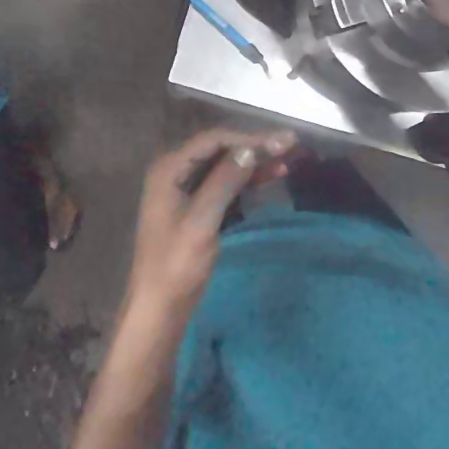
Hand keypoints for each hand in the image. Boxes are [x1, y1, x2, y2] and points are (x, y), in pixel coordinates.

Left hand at [123, 129, 295, 324]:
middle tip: (289, 146)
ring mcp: (183, 191)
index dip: (248, 139)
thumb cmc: (176, 264)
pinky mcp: (194, 209)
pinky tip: (268, 180)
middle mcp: (174, 173)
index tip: (281, 143)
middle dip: (254, 148)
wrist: (159, 309)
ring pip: (223, 168)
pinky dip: (245, 182)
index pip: (213, 141)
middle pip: (219, 151)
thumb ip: (225, 181)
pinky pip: (222, 186)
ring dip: (253, 164)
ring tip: (286, 163)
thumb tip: (250, 148)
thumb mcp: (202, 221)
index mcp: (169, 169)